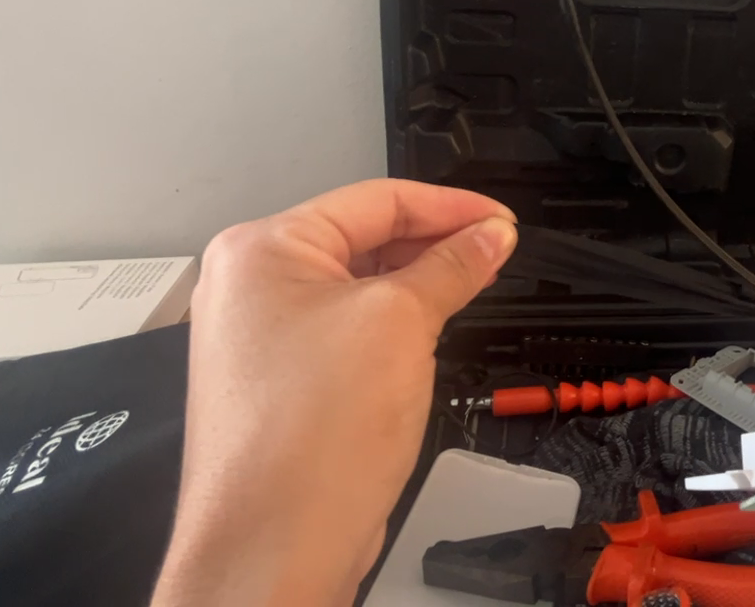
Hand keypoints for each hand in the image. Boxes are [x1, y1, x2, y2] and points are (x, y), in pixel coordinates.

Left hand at [150, 179, 516, 606]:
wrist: (276, 554)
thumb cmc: (310, 440)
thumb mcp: (402, 320)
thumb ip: (454, 265)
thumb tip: (491, 234)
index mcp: (264, 251)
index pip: (377, 201)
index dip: (450, 206)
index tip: (499, 220)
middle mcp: (256, 286)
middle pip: (369, 236)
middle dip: (439, 241)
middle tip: (496, 247)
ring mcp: (270, 333)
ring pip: (366, 280)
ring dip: (425, 277)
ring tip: (478, 276)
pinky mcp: (290, 373)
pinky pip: (357, 320)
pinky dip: (402, 314)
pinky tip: (440, 315)